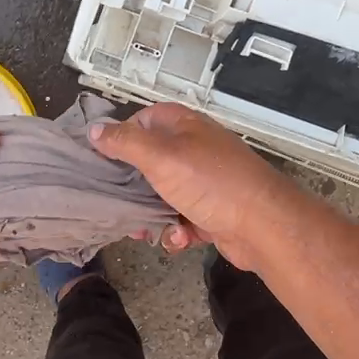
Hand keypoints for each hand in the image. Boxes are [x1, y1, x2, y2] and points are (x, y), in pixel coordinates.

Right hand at [88, 103, 291, 269]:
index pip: (146, 119)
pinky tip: (179, 239)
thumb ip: (126, 143)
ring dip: (152, 215)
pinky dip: (177, 232)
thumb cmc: (211, 183)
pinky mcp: (214, 212)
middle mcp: (196, 149)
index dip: (124, 135)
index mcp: (186, 126)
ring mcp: (206, 182)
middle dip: (134, 186)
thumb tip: (95, 129)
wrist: (263, 225)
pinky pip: (184, 219)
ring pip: (165, 195)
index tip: (104, 158)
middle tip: (116, 203)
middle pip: (153, 161)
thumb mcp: (161, 157)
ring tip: (143, 232)